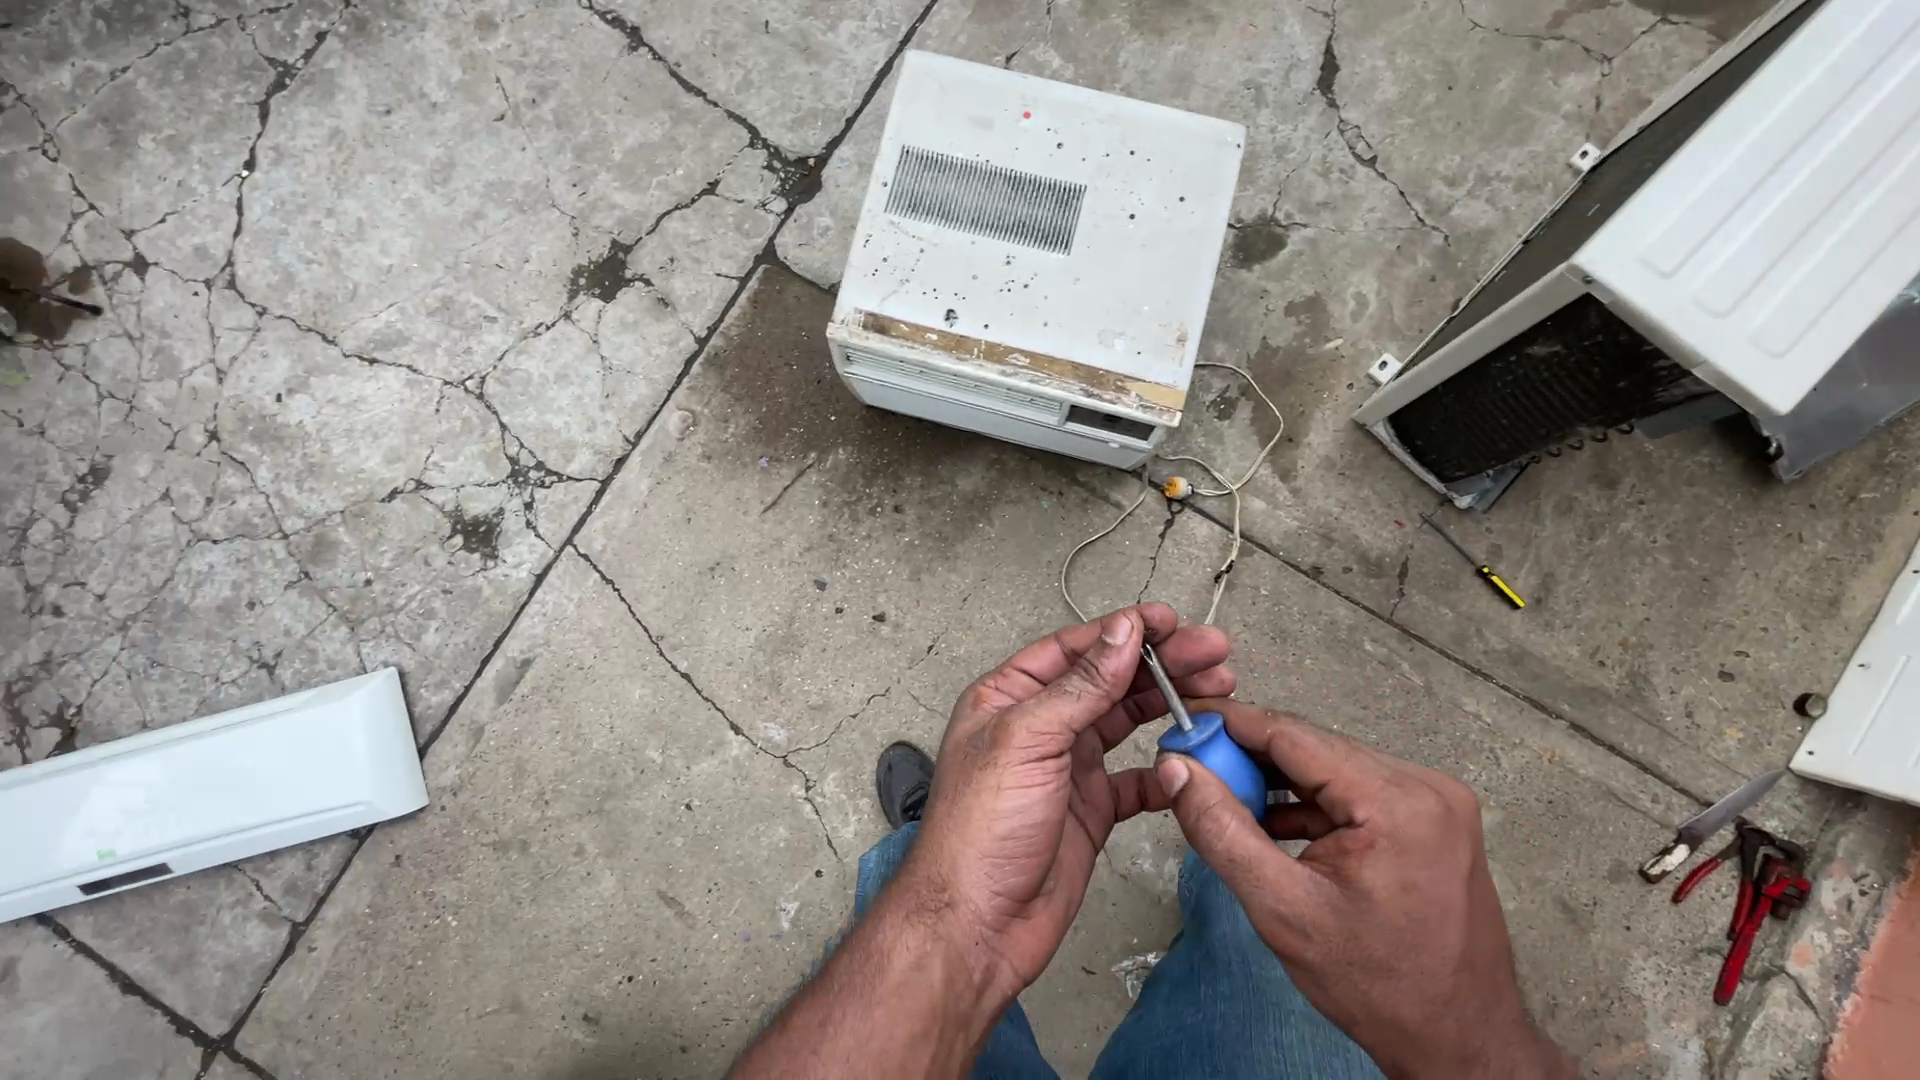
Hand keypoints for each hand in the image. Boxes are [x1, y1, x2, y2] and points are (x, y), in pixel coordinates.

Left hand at [894, 604, 1233, 993]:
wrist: (978, 923)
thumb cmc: (979, 830)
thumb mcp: (1028, 740)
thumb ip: (1081, 685)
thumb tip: (1121, 632)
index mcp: (1009, 697)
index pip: (1075, 648)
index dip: (1123, 631)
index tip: (1169, 621)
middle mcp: (1039, 726)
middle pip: (1108, 680)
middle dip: (1160, 663)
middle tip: (1210, 652)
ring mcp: (1066, 767)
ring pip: (1126, 722)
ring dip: (1169, 705)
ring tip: (1214, 687)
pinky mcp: (1089, 808)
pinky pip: (1137, 779)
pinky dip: (1165, 769)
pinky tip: (1191, 760)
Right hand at [1155, 701, 1574, 1079]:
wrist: (1460, 1044)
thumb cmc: (1375, 984)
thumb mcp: (1282, 909)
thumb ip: (1221, 830)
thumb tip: (1174, 769)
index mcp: (1396, 800)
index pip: (1293, 734)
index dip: (1230, 722)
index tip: (1182, 718)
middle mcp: (1424, 784)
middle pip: (1312, 746)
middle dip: (1248, 752)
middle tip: (1191, 761)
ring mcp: (1434, 799)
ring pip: (1330, 765)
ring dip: (1275, 777)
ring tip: (1222, 792)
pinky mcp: (1431, 818)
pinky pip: (1353, 789)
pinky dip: (1307, 800)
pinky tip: (1270, 822)